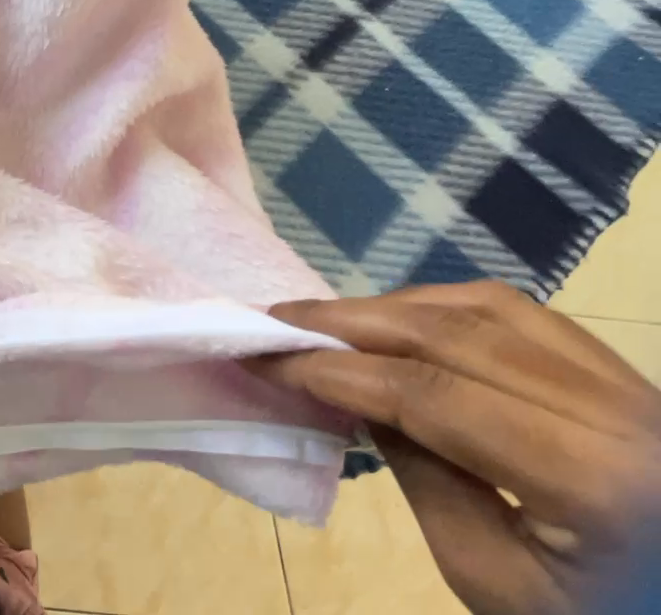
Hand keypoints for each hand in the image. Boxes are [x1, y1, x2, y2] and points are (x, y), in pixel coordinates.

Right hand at [246, 281, 660, 614]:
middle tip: (274, 321)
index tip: (261, 357)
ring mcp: (638, 390)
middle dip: (346, 321)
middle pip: (455, 333)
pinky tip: (400, 324)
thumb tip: (350, 393)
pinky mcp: (631, 380)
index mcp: (596, 482)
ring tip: (328, 321)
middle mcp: (628, 417)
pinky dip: (443, 308)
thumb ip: (421, 476)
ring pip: (489, 308)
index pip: (428, 393)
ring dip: (390, 306)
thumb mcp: (492, 576)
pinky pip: (526, 317)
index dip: (331, 368)